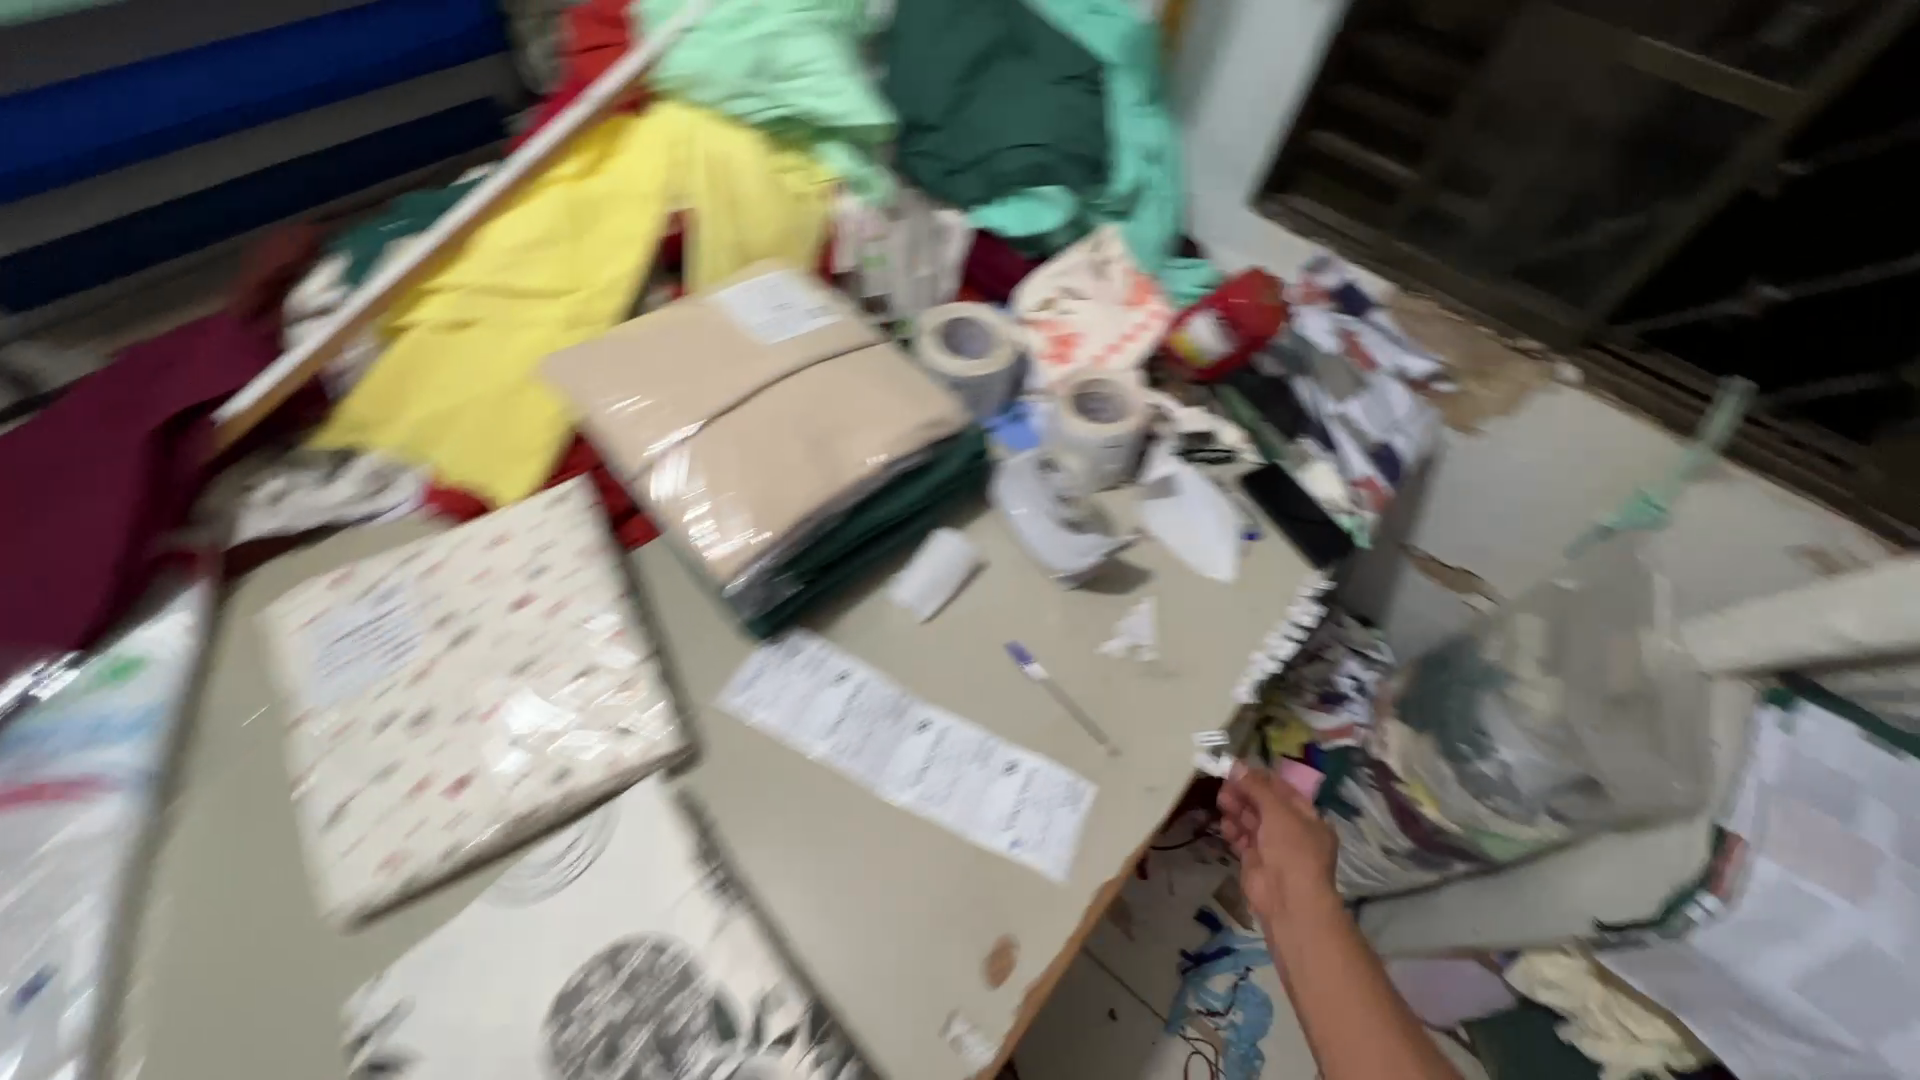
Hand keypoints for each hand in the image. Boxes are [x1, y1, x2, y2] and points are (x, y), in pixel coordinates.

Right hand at [1218, 764, 1339, 924]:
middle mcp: (1292, 831)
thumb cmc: (1292, 850)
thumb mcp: (1278, 811)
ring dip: (1236, 811)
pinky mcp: (1255, 861)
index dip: (1259, 779)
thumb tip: (1235, 765)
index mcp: (1308, 818)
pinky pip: (1242, 839)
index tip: (1236, 769)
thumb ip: (1256, 787)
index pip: (1282, 790)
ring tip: (1222, 804)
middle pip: (1263, 805)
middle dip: (1244, 794)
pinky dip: (1233, 831)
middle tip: (1224, 788)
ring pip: (1251, 821)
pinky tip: (1225, 827)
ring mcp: (1273, 847)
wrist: (1288, 900)